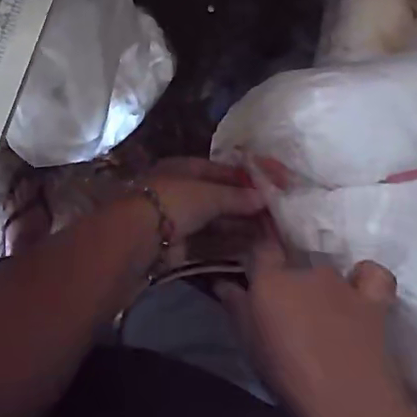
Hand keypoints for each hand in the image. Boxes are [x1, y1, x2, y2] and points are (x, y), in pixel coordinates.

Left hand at [140, 158, 267, 237]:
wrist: (139, 236)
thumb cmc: (173, 201)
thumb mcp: (208, 193)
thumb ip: (236, 196)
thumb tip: (264, 197)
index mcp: (182, 168)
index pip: (218, 170)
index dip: (244, 178)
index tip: (272, 187)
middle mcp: (180, 191)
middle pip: (218, 197)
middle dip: (245, 205)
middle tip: (278, 214)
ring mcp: (179, 219)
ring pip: (216, 221)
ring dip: (241, 226)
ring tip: (273, 232)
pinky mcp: (180, 244)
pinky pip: (210, 242)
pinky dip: (230, 243)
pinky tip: (254, 248)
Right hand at [216, 232, 416, 416]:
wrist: (353, 405)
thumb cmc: (291, 377)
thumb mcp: (251, 346)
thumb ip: (236, 309)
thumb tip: (224, 283)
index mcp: (270, 281)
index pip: (262, 248)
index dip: (260, 258)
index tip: (257, 272)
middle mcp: (305, 272)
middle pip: (295, 266)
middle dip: (290, 285)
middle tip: (289, 314)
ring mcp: (342, 284)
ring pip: (327, 274)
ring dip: (322, 290)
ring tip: (324, 318)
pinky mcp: (374, 301)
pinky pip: (372, 275)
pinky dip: (364, 278)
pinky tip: (360, 293)